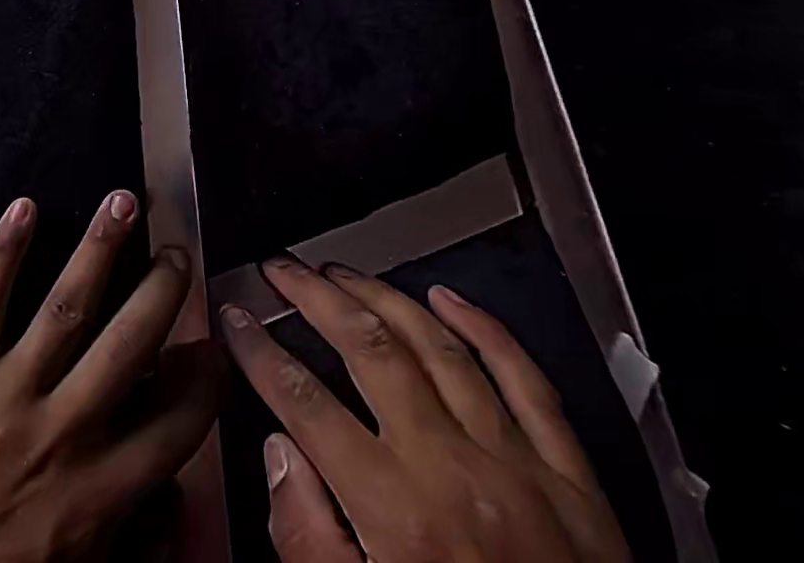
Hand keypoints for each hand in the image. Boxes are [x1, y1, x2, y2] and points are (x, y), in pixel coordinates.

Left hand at [0, 192, 225, 562]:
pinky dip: (4, 254)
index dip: (207, 377)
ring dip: (100, 248)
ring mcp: (6, 396)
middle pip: (129, 344)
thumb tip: (177, 475)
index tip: (215, 345)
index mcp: (98, 488)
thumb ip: (134, 517)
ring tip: (124, 201)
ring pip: (65, 309)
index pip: (179, 419)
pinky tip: (26, 208)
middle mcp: (62, 431)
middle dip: (162, 290)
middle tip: (178, 253)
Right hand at [220, 258, 630, 562]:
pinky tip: (446, 297)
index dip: (260, 353)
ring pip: (437, 346)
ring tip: (342, 272)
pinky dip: (483, 328)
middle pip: (369, 348)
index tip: (236, 319)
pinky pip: (523, 376)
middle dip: (315, 297)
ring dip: (383, 296)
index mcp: (396, 512)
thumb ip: (307, 541)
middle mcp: (452, 466)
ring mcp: (515, 458)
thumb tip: (280, 453)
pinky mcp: (567, 470)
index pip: (306, 403)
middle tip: (283, 269)